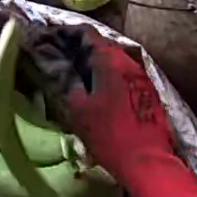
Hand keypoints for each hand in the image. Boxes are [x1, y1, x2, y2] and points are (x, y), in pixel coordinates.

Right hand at [22, 23, 196, 196]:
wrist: (148, 163)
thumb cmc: (109, 134)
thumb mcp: (78, 107)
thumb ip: (64, 79)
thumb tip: (50, 61)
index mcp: (110, 60)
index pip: (85, 33)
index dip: (64, 33)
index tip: (48, 39)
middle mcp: (128, 61)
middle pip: (99, 44)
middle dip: (77, 47)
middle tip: (56, 55)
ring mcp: (140, 76)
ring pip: (111, 59)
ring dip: (92, 61)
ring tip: (72, 70)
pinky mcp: (147, 91)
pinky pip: (121, 72)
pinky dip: (105, 73)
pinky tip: (93, 86)